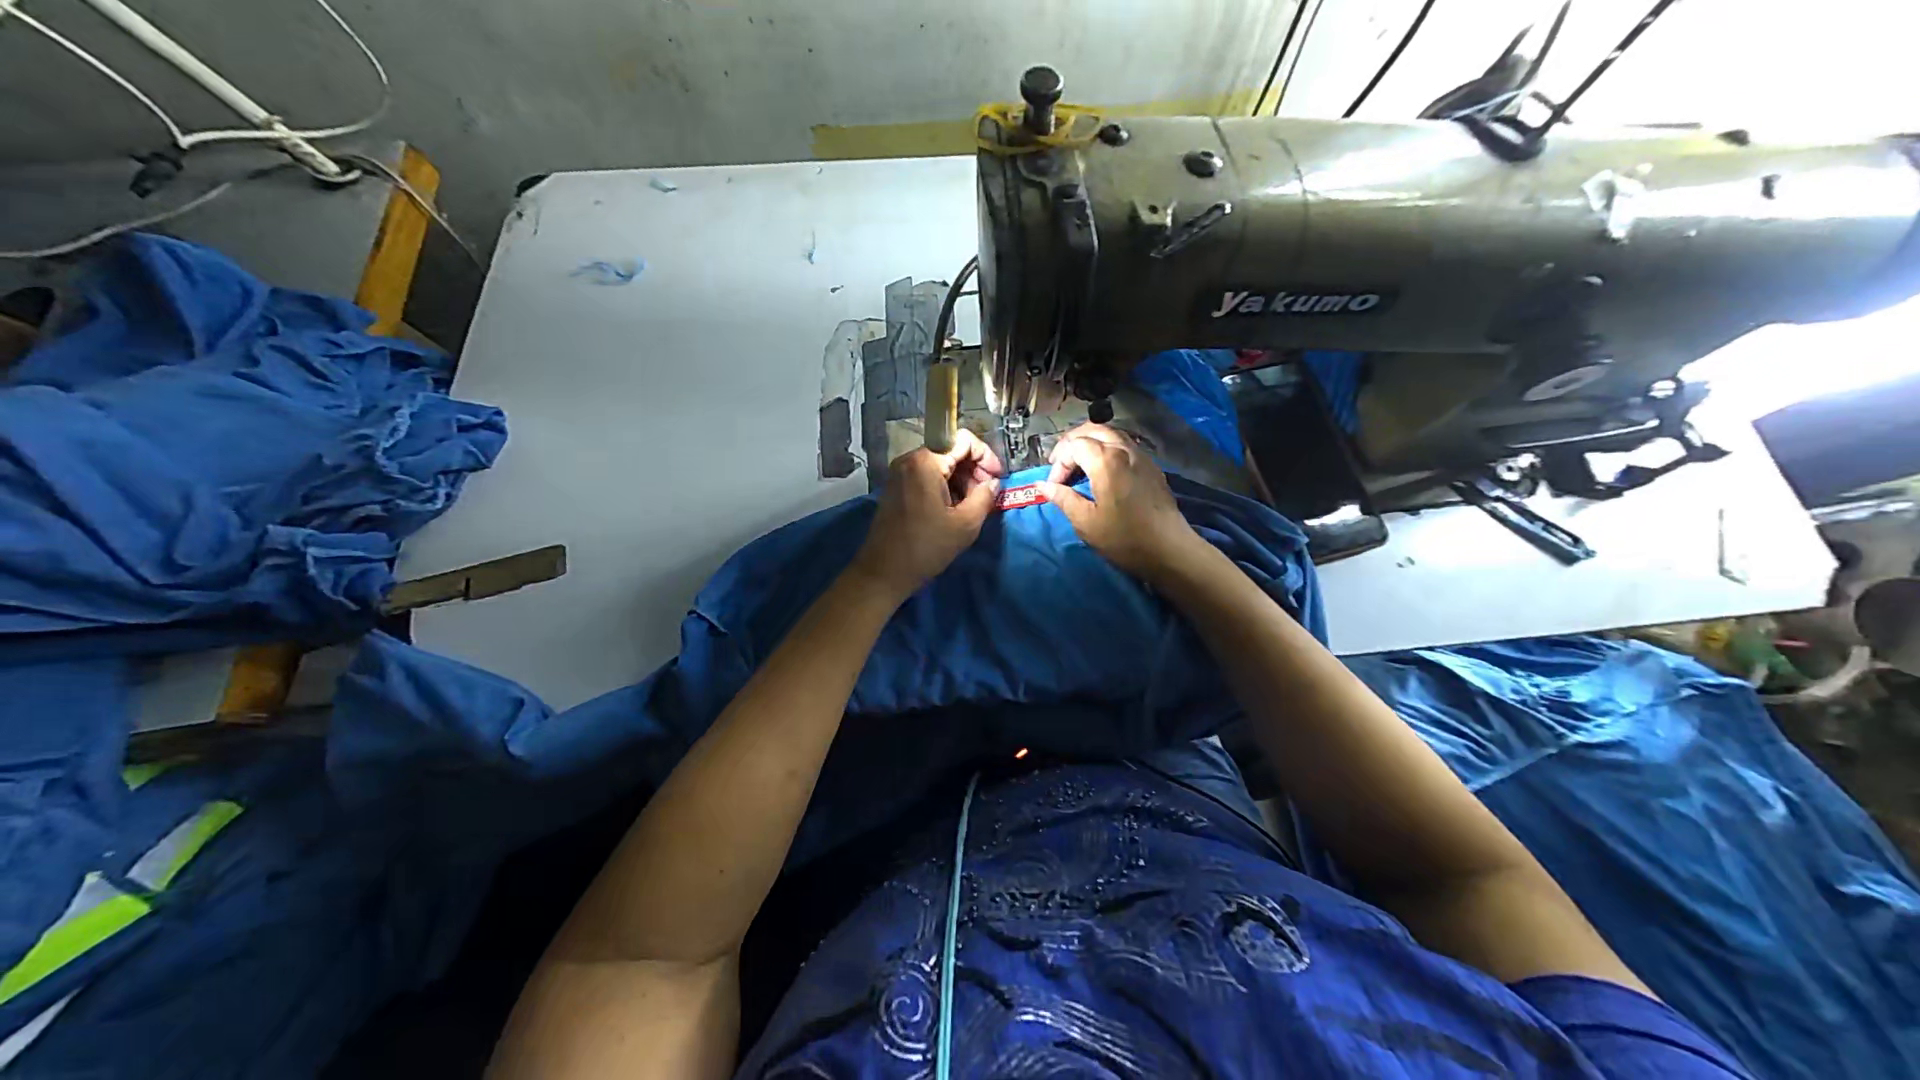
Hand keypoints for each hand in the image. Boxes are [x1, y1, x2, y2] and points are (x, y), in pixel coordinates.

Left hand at [850, 429, 1003, 597]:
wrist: (884, 572)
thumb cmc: (926, 547)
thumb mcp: (965, 524)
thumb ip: (985, 497)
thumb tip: (993, 483)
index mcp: (926, 462)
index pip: (964, 440)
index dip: (986, 457)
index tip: (997, 480)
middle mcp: (910, 460)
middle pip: (952, 451)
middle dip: (974, 470)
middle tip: (987, 496)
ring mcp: (900, 473)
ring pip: (941, 465)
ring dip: (961, 480)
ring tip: (973, 506)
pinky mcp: (897, 487)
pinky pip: (928, 477)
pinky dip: (945, 487)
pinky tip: (955, 509)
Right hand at [1037, 424, 1210, 583]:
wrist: (1169, 549)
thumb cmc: (1124, 538)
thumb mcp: (1086, 522)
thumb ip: (1063, 498)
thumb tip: (1043, 485)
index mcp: (1106, 461)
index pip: (1074, 445)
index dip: (1059, 462)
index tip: (1055, 486)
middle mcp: (1125, 450)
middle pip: (1093, 430)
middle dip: (1071, 443)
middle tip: (1060, 464)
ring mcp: (1141, 456)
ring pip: (1111, 434)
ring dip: (1090, 443)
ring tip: (1078, 465)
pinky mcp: (1151, 467)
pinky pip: (1124, 445)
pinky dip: (1106, 449)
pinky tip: (1101, 471)